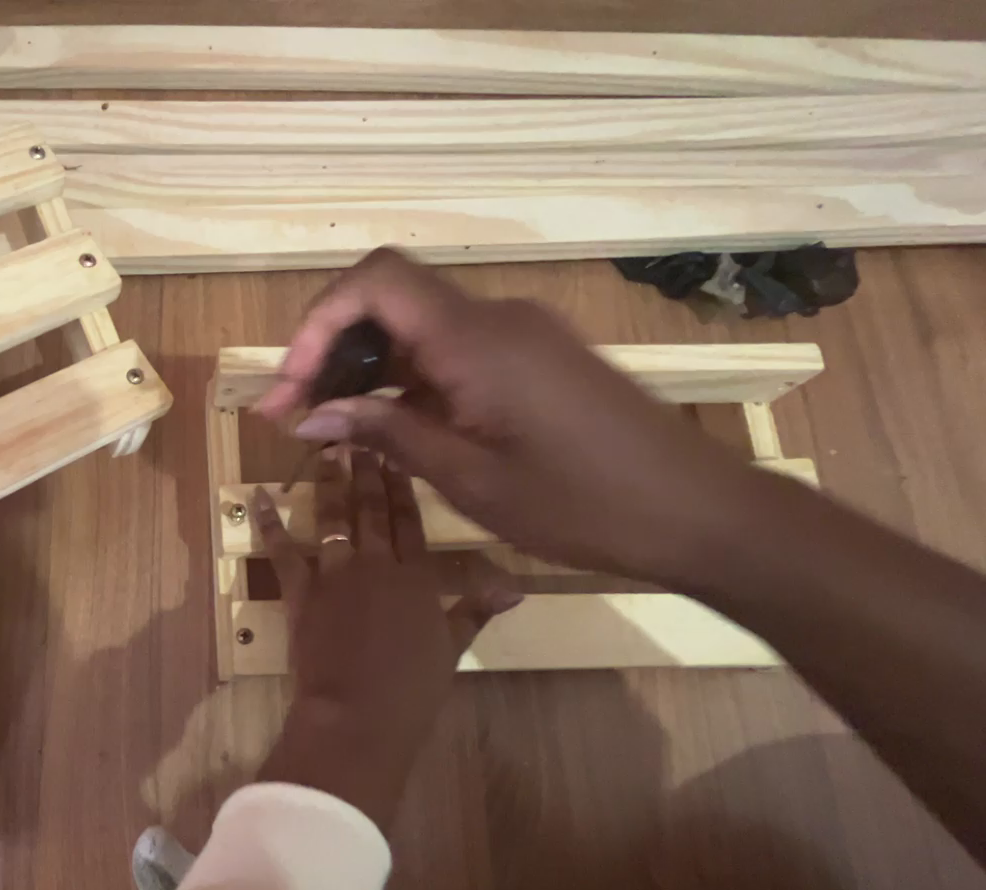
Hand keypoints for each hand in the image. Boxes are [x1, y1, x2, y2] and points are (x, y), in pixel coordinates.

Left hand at [252, 451, 519, 736]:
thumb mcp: (451, 649)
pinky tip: (260, 495)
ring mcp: (335, 573)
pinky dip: (269, 522)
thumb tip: (516, 588)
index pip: (411, 520)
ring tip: (328, 451)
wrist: (359, 714)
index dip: (403, 486)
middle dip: (368, 471)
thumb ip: (476, 610)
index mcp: (417, 576)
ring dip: (330, 483)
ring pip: (334, 517)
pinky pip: (282, 549)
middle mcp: (377, 563)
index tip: (397, 453)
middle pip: (372, 509)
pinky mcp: (300, 590)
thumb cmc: (411, 689)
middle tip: (361, 437)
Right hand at [257, 248, 764, 584]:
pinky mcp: (530, 358)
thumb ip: (387, 433)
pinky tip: (387, 426)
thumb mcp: (467, 477)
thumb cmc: (579, 503)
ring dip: (364, 370)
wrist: (694, 510)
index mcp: (474, 339)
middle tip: (293, 417)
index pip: (375, 282)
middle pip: (387, 301)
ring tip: (329, 428)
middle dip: (329, 352)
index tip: (291, 386)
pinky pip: (449, 351)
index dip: (318, 321)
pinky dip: (405, 380)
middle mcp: (493, 319)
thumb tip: (311, 415)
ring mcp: (516, 335)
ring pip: (415, 328)